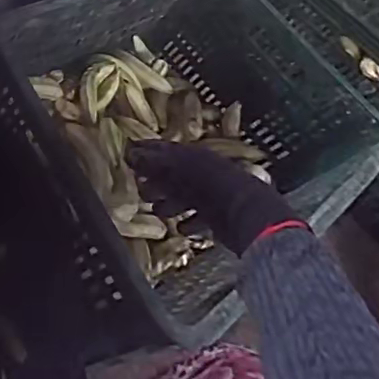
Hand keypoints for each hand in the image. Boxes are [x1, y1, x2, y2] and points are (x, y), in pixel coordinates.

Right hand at [126, 141, 301, 253]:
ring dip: (170, 202)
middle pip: (174, 174)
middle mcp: (203, 170)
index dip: (146, 152)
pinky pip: (199, 217)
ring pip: (185, 196)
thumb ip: (153, 163)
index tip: (130, 155)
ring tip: (156, 209)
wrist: (248, 214)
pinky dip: (189, 221)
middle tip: (139, 187)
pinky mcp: (221, 218)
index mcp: (192, 154)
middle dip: (156, 180)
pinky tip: (181, 228)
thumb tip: (131, 154)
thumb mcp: (177, 169)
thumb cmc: (210, 186)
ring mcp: (213, 194)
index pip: (163, 150)